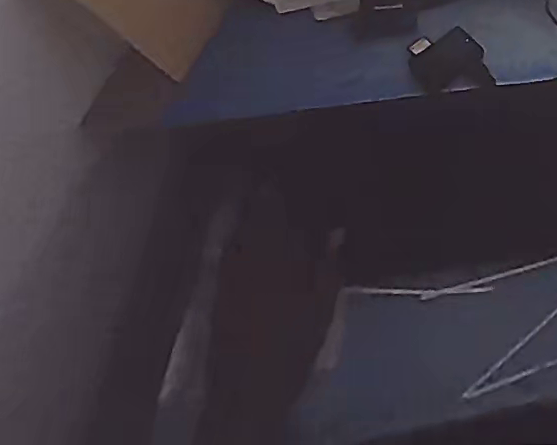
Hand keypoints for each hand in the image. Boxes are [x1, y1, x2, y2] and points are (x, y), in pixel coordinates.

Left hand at [200, 187, 340, 443]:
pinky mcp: (220, 282)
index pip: (280, 201)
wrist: (246, 391)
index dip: (288, 180)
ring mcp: (231, 265)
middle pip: (258, 205)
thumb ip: (329, 263)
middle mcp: (250, 250)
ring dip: (255, 204)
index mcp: (278, 251)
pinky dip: (243, 229)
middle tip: (286, 172)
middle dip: (270, 186)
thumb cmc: (291, 346)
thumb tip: (337, 228)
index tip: (300, 165)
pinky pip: (232, 242)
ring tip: (271, 191)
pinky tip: (254, 229)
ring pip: (243, 221)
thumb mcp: (322, 306)